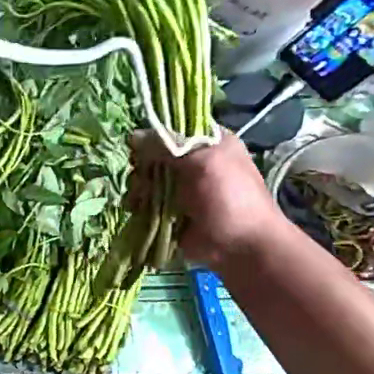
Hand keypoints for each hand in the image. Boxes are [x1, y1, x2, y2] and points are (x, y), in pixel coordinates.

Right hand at [134, 129, 294, 270]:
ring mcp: (180, 188)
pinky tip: (135, 209)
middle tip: (143, 177)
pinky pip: (146, 201)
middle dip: (143, 165)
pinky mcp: (170, 211)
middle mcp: (193, 161)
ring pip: (147, 178)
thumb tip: (133, 136)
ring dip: (138, 186)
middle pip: (155, 153)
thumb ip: (169, 145)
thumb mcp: (202, 161)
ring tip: (139, 199)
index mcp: (208, 141)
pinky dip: (138, 204)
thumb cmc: (228, 197)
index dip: (155, 135)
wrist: (240, 246)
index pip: (173, 127)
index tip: (143, 148)